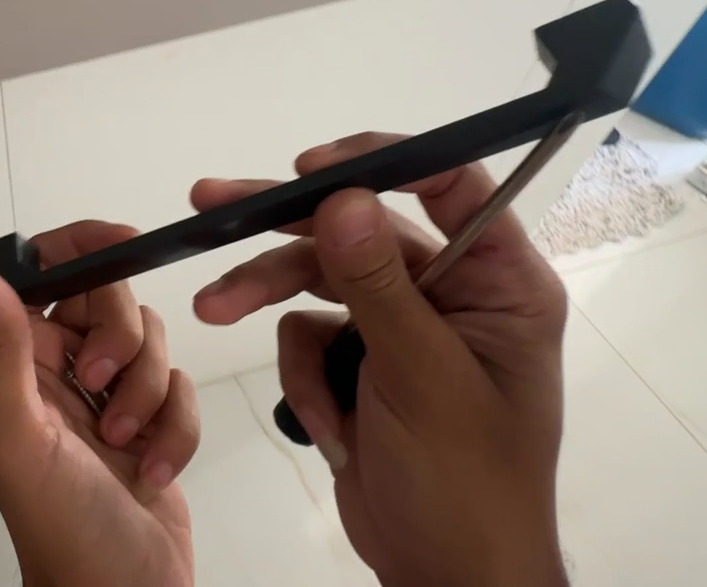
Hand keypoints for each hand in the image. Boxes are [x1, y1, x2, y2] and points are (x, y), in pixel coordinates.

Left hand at [0, 221, 198, 586]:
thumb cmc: (60, 530)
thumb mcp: (19, 432)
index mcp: (20, 355)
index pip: (47, 267)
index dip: (83, 244)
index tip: (122, 240)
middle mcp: (62, 363)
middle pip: (111, 295)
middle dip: (123, 339)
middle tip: (103, 387)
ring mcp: (110, 389)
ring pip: (151, 337)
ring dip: (148, 393)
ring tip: (123, 443)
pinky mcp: (153, 416)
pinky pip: (181, 384)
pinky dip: (176, 426)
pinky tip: (151, 468)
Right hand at [191, 134, 568, 586]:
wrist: (440, 577)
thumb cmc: (463, 483)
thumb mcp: (420, 377)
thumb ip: (378, 283)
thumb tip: (342, 197)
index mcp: (496, 282)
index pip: (448, 184)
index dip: (377, 162)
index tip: (309, 168)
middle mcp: (446, 287)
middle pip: (353, 224)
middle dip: (280, 222)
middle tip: (211, 200)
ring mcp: (396, 317)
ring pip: (313, 271)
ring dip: (262, 292)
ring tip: (209, 307)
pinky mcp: (355, 349)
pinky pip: (305, 327)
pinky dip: (301, 371)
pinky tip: (324, 420)